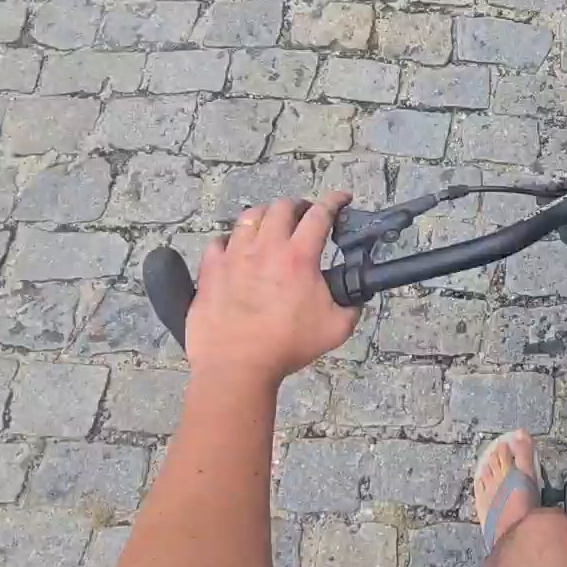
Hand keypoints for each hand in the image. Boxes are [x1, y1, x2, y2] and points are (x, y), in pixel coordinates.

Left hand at [187, 194, 355, 387]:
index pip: (321, 214)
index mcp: (299, 257)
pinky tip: (237, 251)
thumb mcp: (337, 328)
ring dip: (266, 217)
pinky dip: (231, 241)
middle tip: (306, 215)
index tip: (342, 199)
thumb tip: (356, 297)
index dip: (335, 201)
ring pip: (249, 217)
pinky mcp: (210, 271)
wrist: (237, 367)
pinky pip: (219, 242)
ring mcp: (234, 257)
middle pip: (283, 207)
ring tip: (272, 227)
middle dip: (299, 205)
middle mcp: (266, 249)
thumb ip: (352, 306)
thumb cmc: (288, 346)